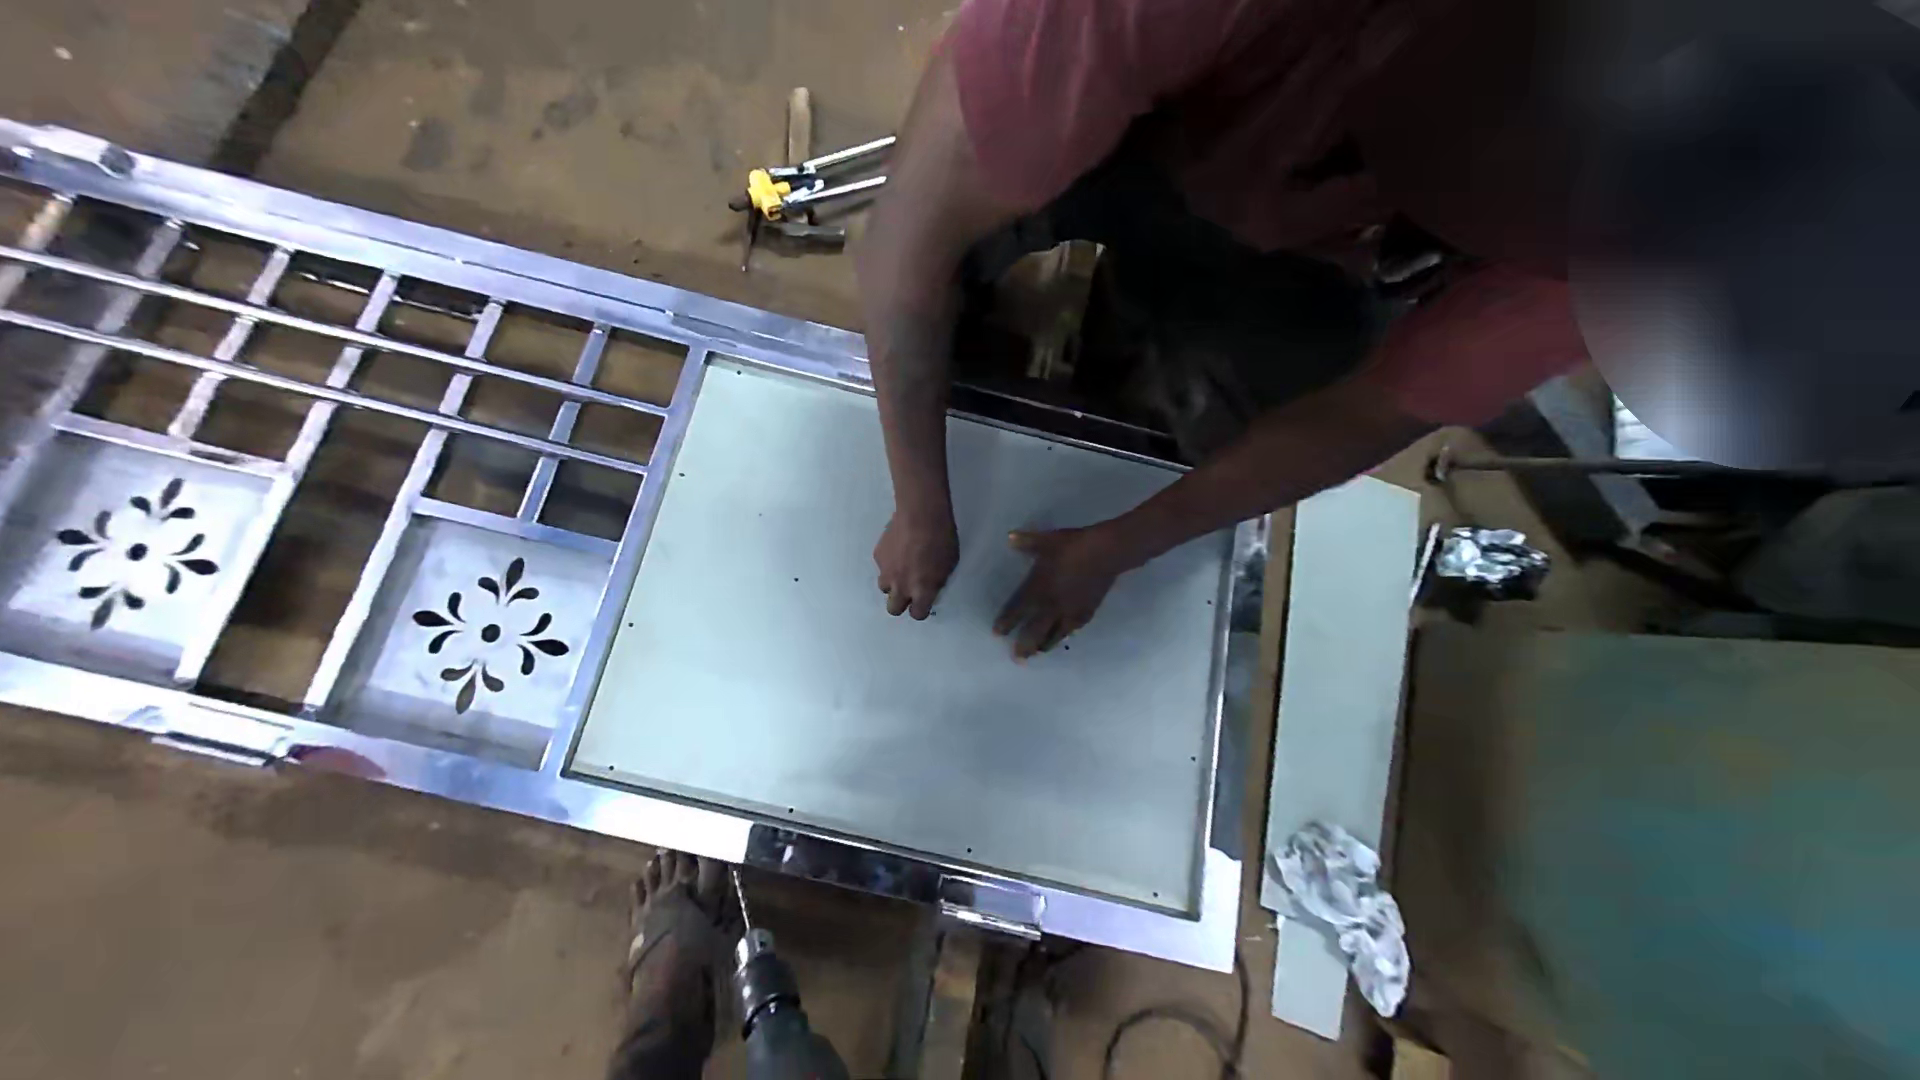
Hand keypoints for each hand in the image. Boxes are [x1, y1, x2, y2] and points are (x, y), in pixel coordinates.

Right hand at [874, 510, 958, 619]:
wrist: (921, 515)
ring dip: (892, 582)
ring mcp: (887, 572)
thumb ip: (935, 582)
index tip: (923, 602)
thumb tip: (929, 586)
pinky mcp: (878, 556)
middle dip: (900, 602)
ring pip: (884, 587)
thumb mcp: (948, 566)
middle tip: (908, 590)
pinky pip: (882, 566)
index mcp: (922, 591)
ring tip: (901, 567)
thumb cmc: (943, 540)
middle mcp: (902, 587)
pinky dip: (889, 562)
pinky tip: (898, 548)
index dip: (920, 609)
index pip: (917, 614)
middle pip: (893, 609)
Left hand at [994, 526, 1130, 659]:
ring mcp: (1070, 611)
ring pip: (1054, 635)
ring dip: (1044, 645)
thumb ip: (1026, 542)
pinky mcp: (1087, 613)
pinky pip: (1071, 630)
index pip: (1018, 611)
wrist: (1106, 553)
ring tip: (1038, 652)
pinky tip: (1063, 637)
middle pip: (1035, 632)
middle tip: (1017, 658)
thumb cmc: (1072, 546)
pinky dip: (1064, 636)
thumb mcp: (1046, 541)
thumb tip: (1009, 538)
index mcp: (1038, 589)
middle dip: (1024, 645)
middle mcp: (1052, 605)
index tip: (998, 633)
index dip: (1007, 623)